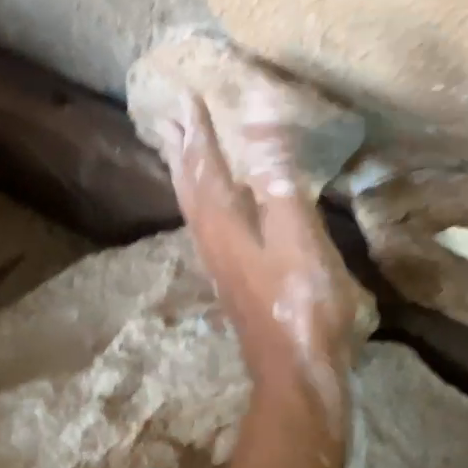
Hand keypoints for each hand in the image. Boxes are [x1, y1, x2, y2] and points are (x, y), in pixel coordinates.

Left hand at [156, 90, 364, 420]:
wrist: (297, 371)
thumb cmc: (301, 297)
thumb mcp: (297, 229)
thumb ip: (277, 174)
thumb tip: (257, 120)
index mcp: (223, 218)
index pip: (204, 161)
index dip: (198, 128)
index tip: (187, 96)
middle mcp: (210, 234)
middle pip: (187, 181)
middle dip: (179, 146)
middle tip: (167, 116)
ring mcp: (218, 257)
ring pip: (192, 202)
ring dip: (185, 169)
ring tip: (179, 149)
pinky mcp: (231, 273)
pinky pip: (204, 218)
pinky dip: (200, 195)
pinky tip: (216, 202)